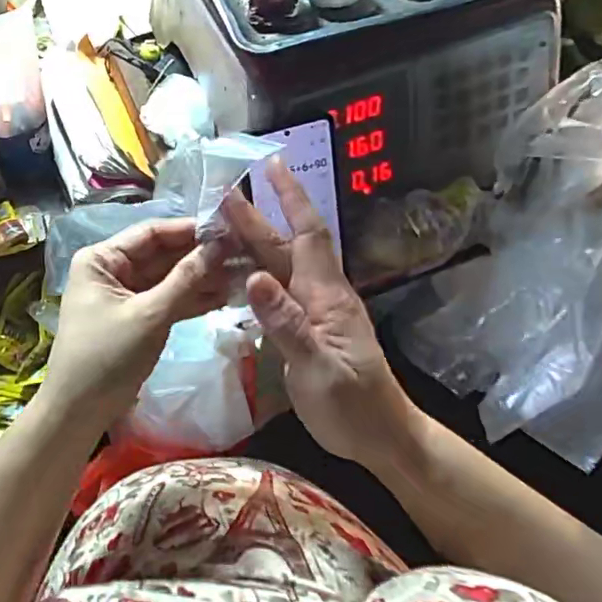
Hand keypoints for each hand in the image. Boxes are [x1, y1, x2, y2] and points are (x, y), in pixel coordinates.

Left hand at [41, 219, 231, 418]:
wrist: (80, 409)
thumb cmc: (106, 356)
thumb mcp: (148, 315)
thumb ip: (185, 279)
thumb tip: (220, 245)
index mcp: (101, 259)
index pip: (150, 233)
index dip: (190, 229)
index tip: (230, 228)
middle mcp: (112, 270)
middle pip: (163, 253)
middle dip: (201, 254)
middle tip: (246, 250)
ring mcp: (126, 294)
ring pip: (169, 277)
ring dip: (202, 276)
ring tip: (245, 271)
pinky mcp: (138, 317)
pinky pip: (169, 299)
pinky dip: (193, 298)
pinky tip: (227, 294)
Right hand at [223, 159, 424, 469]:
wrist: (380, 436)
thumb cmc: (353, 404)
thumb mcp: (318, 367)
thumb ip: (286, 323)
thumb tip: (254, 277)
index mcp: (326, 296)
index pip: (307, 235)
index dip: (290, 199)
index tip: (273, 165)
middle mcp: (318, 294)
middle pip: (284, 246)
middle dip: (257, 216)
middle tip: (224, 193)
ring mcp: (312, 311)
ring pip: (278, 265)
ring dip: (252, 241)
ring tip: (221, 224)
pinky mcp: (304, 327)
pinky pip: (275, 289)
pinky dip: (253, 271)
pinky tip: (235, 270)